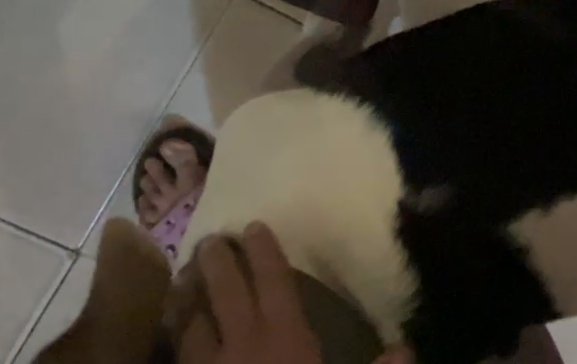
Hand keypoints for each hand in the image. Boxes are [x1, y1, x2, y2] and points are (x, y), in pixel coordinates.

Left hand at [180, 222, 408, 363]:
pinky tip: (170, 330)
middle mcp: (243, 343)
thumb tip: (406, 348)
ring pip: (191, 320)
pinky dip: (172, 336)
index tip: (254, 226)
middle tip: (212, 238)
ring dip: (187, 295)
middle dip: (217, 260)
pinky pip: (175, 356)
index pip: (274, 281)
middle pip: (225, 289)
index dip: (264, 251)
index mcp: (286, 339)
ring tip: (183, 275)